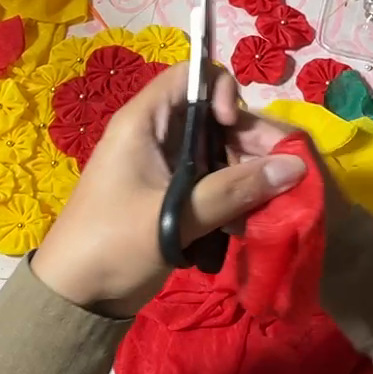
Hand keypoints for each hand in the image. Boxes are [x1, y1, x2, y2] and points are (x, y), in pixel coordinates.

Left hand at [32, 63, 305, 317]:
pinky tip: (252, 221)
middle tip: (284, 170)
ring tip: (275, 201)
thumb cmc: (114, 243)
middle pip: (214, 117)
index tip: (233, 124)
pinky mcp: (173, 197)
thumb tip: (295, 166)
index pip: (189, 77)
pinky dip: (235, 195)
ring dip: (249, 172)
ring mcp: (165, 168)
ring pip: (219, 151)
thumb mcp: (174, 215)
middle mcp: (157, 137)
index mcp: (144, 123)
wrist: (77, 295)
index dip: (220, 89)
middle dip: (251, 139)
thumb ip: (234, 189)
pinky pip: (213, 182)